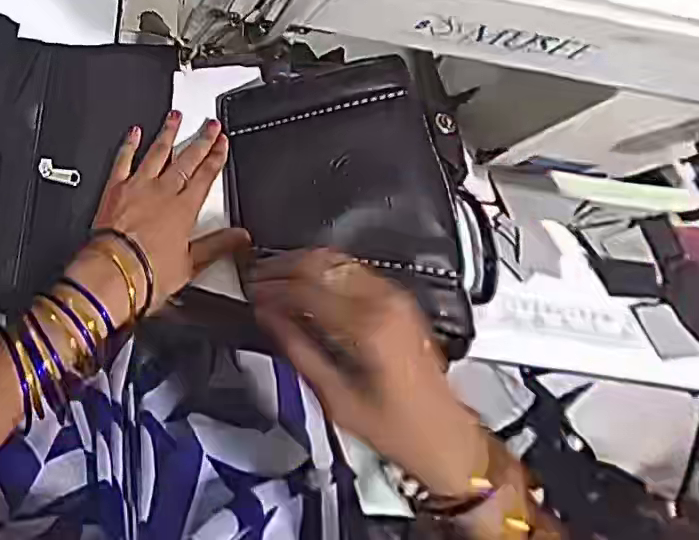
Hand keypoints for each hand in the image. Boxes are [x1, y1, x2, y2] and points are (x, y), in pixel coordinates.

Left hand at [80, 112, 248, 318]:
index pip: (205, 176)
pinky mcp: (115, 188)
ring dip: (169, 133)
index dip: (216, 157)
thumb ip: (218, 246)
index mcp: (183, 209)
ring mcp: (138, 186)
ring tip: (176, 116)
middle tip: (210, 124)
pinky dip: (129, 144)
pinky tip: (134, 133)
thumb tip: (241, 238)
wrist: (112, 272)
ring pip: (157, 151)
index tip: (221, 143)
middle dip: (201, 140)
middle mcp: (163, 191)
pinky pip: (124, 159)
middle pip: (186, 159)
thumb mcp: (191, 265)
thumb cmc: (147, 273)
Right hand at [248, 250, 487, 495]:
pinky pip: (350, 266)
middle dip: (280, 267)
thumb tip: (267, 317)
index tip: (250, 292)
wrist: (448, 439)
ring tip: (274, 276)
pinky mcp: (396, 296)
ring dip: (299, 262)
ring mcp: (392, 294)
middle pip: (318, 263)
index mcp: (367, 326)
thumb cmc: (398, 429)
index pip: (304, 288)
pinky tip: (305, 278)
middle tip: (255, 278)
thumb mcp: (337, 399)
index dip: (271, 288)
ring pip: (333, 258)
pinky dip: (321, 267)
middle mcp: (382, 301)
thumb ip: (298, 350)